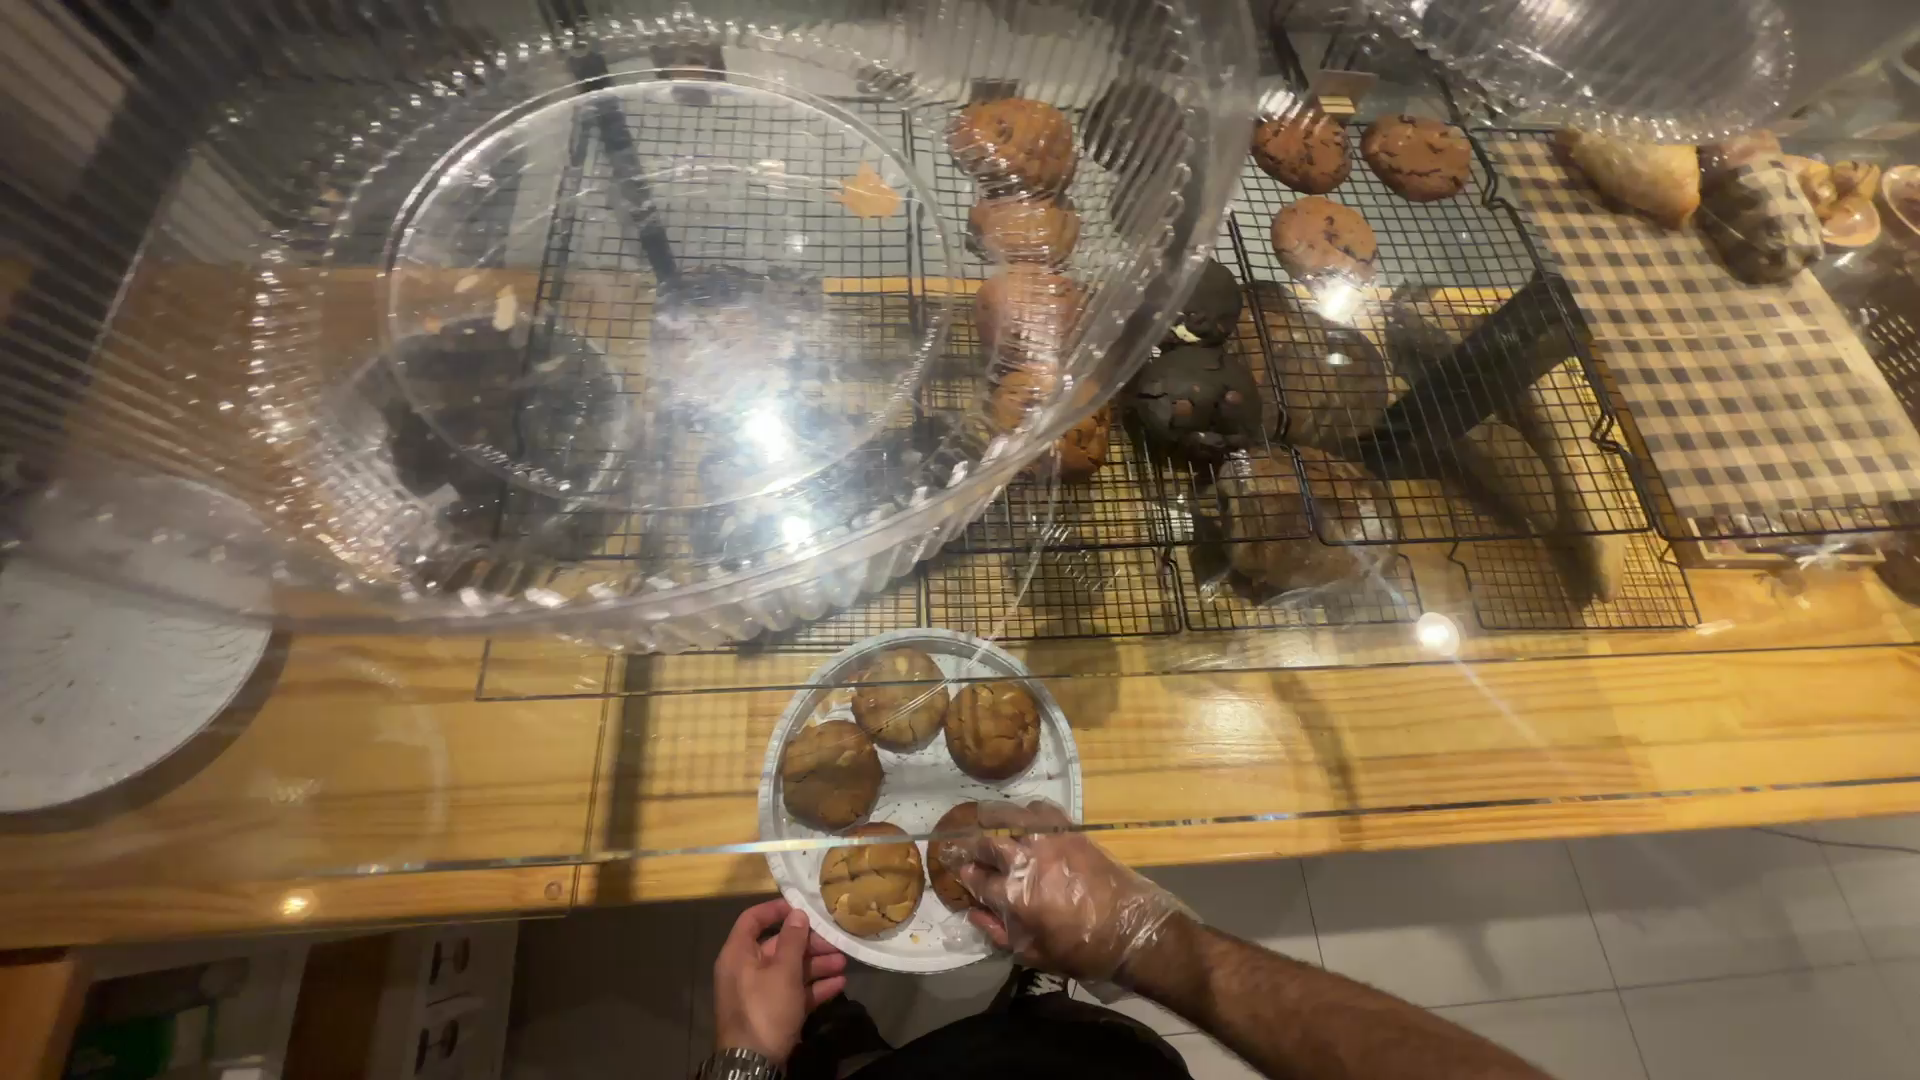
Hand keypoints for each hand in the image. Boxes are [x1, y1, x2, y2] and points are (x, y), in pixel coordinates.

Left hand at [713, 899, 847, 1064]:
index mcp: (739, 954)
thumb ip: (793, 939)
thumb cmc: (765, 1009)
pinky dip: (814, 987)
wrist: (754, 1067)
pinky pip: (794, 992)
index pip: (753, 919)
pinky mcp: (772, 1013)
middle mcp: (746, 970)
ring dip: (817, 965)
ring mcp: (759, 993)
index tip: (802, 906)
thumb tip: (798, 913)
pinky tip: (839, 984)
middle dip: (809, 943)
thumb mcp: (783, 971)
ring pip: (790, 969)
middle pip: (779, 945)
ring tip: (843, 962)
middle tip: (835, 941)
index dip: (776, 909)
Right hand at [954, 800, 1181, 982]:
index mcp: (1015, 894)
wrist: (1132, 929)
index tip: (958, 869)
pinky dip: (1027, 812)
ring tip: (988, 826)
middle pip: (987, 842)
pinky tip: (1026, 821)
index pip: (977, 878)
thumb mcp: (1034, 953)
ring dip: (993, 821)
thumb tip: (973, 912)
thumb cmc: (1081, 950)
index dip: (964, 874)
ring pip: (1009, 816)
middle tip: (965, 847)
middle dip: (971, 845)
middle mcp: (1026, 859)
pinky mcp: (1070, 829)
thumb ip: (998, 931)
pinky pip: (1041, 809)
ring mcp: (1049, 839)